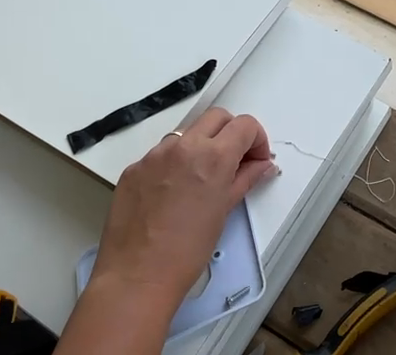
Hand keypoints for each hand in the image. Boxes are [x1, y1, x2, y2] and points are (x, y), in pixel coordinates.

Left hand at [58, 109, 276, 352]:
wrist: (135, 278)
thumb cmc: (187, 251)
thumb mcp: (224, 212)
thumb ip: (245, 179)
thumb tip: (262, 165)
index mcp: (213, 155)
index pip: (245, 125)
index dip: (257, 139)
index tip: (256, 160)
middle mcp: (184, 146)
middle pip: (217, 117)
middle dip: (231, 133)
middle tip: (233, 161)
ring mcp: (154, 155)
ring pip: (187, 133)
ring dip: (200, 145)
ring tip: (200, 178)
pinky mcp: (133, 169)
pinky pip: (160, 154)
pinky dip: (173, 163)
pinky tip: (171, 192)